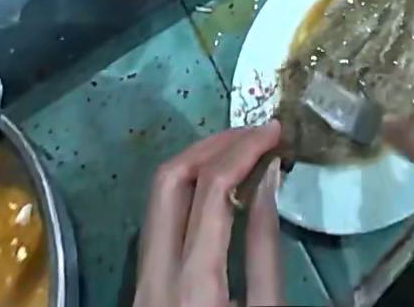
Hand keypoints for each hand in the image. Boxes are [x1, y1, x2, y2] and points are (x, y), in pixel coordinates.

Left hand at [133, 120, 283, 306]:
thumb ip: (264, 249)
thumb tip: (267, 174)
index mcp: (192, 284)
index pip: (212, 188)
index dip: (245, 149)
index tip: (273, 130)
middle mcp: (155, 273)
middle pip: (172, 178)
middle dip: (214, 144)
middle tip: (252, 133)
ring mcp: (140, 278)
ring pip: (159, 194)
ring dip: (198, 161)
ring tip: (238, 150)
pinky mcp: (141, 282)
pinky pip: (159, 216)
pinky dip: (188, 187)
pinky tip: (217, 184)